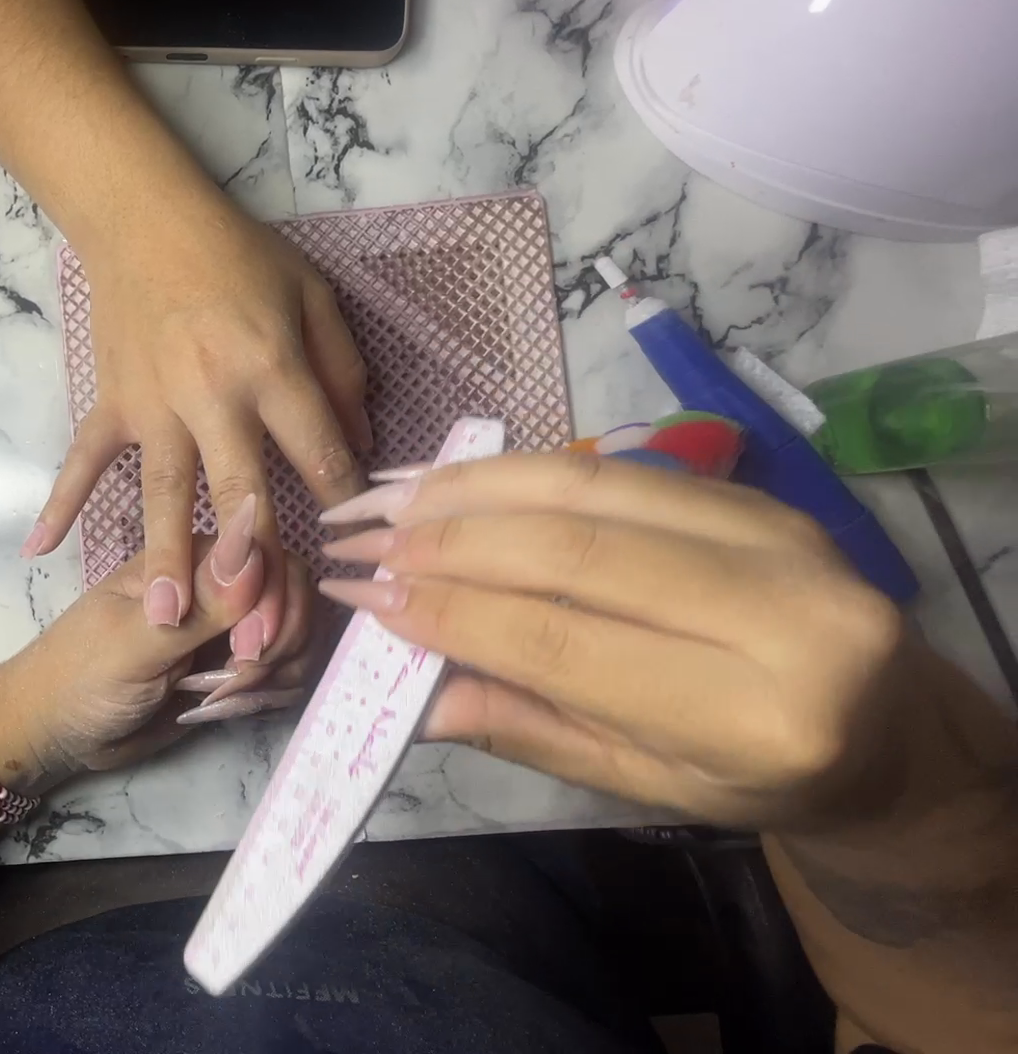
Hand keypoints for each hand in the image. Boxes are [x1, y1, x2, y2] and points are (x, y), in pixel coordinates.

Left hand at [0, 496, 316, 787]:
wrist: (57, 731)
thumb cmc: (80, 676)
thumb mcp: (136, 641)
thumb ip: (200, 599)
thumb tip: (251, 524)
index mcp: (190, 560)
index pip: (270, 558)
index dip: (274, 605)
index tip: (249, 653)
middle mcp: (218, 587)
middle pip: (293, 597)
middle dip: (279, 644)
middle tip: (236, 681)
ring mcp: (228, 628)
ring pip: (293, 637)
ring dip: (274, 674)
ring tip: (220, 700)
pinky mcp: (231, 668)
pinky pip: (281, 672)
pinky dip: (267, 694)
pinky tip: (222, 708)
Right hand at [23, 209, 370, 670]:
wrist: (147, 222)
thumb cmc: (238, 257)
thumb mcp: (313, 296)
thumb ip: (342, 371)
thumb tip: (359, 443)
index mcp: (272, 368)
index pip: (315, 450)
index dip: (339, 500)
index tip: (347, 549)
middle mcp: (212, 398)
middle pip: (235, 488)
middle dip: (248, 554)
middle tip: (252, 620)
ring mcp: (152, 408)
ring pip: (162, 492)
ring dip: (165, 554)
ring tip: (162, 616)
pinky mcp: (111, 406)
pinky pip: (83, 461)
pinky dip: (59, 503)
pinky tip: (38, 548)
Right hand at [317, 451, 921, 830]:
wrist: (887, 728)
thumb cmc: (747, 776)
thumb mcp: (630, 780)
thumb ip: (519, 727)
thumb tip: (408, 696)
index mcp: (755, 712)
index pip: (557, 642)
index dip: (445, 613)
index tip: (361, 595)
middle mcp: (783, 610)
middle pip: (566, 550)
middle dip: (439, 541)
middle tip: (357, 540)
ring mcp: (774, 533)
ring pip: (581, 487)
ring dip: (462, 488)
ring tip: (382, 499)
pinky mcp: (746, 493)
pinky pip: (603, 465)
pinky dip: (509, 469)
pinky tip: (445, 478)